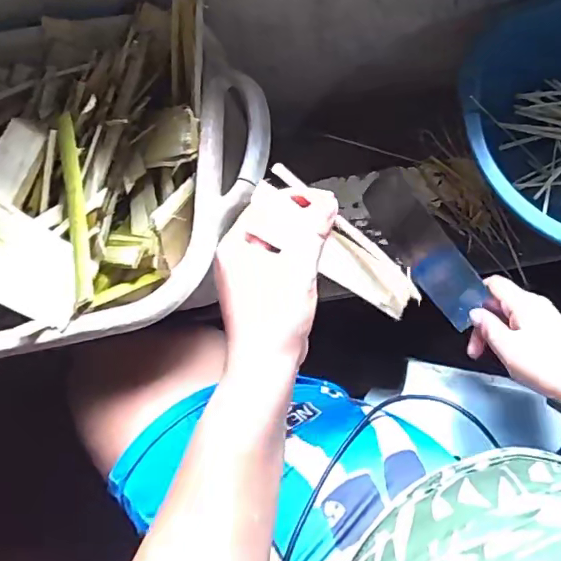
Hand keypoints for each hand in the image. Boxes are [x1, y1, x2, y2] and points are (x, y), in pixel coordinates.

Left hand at [215, 183, 337, 368]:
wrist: (266, 362)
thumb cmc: (274, 322)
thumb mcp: (300, 266)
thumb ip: (313, 230)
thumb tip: (326, 205)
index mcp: (235, 246)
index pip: (265, 205)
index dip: (296, 198)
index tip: (320, 199)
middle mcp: (235, 257)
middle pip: (270, 220)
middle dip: (300, 214)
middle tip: (325, 213)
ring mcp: (245, 273)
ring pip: (275, 239)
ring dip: (300, 233)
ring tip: (321, 232)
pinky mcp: (258, 287)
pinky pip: (278, 258)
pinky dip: (296, 252)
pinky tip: (311, 259)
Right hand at [466, 276, 560, 403]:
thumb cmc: (550, 366)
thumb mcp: (507, 348)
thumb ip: (487, 327)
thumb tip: (475, 314)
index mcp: (523, 302)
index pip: (493, 284)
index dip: (476, 296)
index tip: (468, 317)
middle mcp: (536, 305)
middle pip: (501, 302)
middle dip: (485, 323)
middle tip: (477, 348)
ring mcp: (546, 318)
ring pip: (512, 317)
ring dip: (498, 334)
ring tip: (498, 357)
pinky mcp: (553, 332)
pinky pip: (525, 328)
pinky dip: (513, 340)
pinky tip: (515, 360)